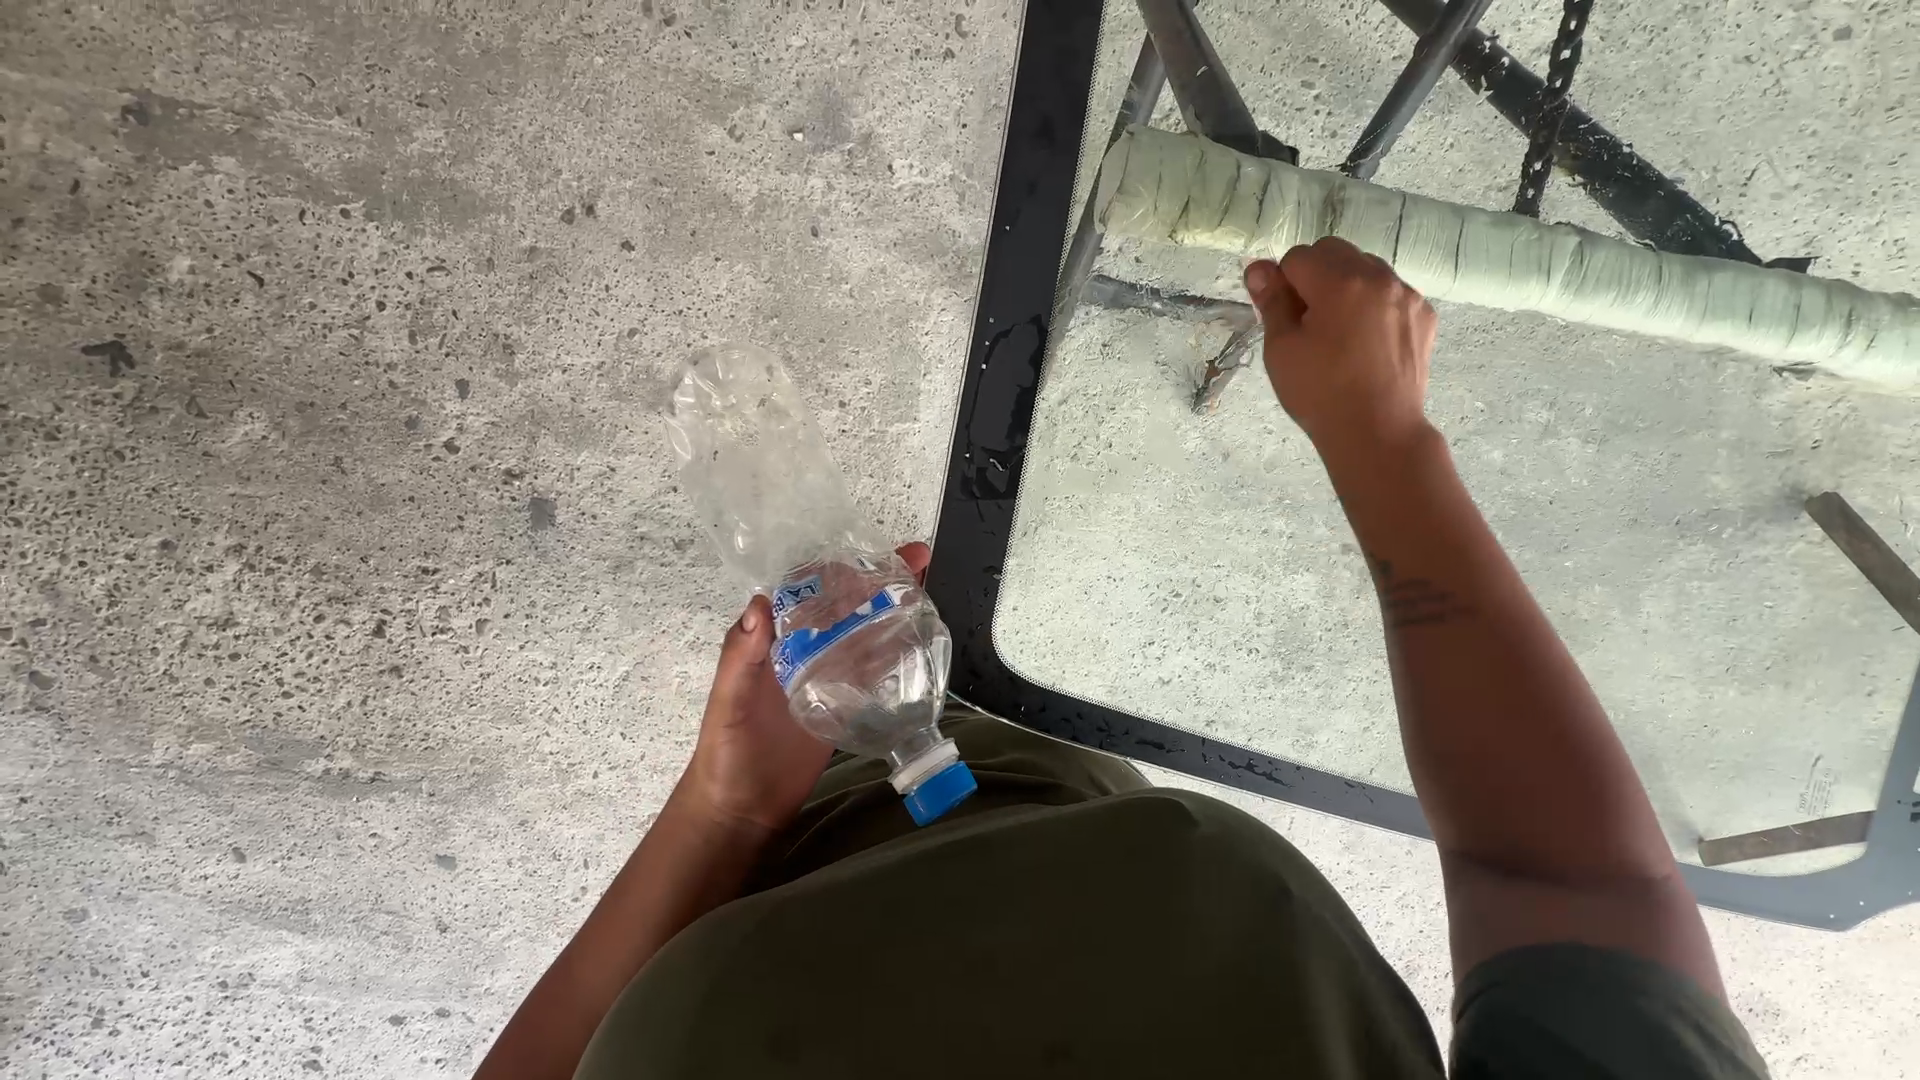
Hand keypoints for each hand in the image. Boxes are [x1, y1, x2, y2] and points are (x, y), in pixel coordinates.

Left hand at [679, 541, 933, 834]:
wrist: (744, 808)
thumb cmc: (727, 753)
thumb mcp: (728, 703)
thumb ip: (740, 658)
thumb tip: (760, 603)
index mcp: (771, 640)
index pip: (806, 589)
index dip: (836, 566)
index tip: (869, 551)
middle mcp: (802, 648)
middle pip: (844, 603)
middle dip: (878, 577)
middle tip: (919, 559)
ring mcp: (827, 673)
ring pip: (863, 629)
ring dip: (893, 607)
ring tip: (929, 589)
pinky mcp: (847, 700)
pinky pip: (874, 667)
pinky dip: (897, 649)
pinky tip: (922, 637)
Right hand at [1243, 237, 1437, 464]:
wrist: (1376, 430)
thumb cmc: (1319, 392)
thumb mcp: (1282, 348)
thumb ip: (1272, 302)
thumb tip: (1258, 268)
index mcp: (1340, 282)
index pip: (1299, 256)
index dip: (1283, 284)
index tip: (1284, 317)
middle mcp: (1379, 277)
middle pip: (1335, 252)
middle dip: (1315, 276)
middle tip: (1308, 322)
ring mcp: (1407, 295)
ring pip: (1366, 269)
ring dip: (1346, 287)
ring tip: (1338, 334)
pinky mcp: (1424, 315)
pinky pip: (1390, 293)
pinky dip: (1373, 305)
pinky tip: (1365, 343)